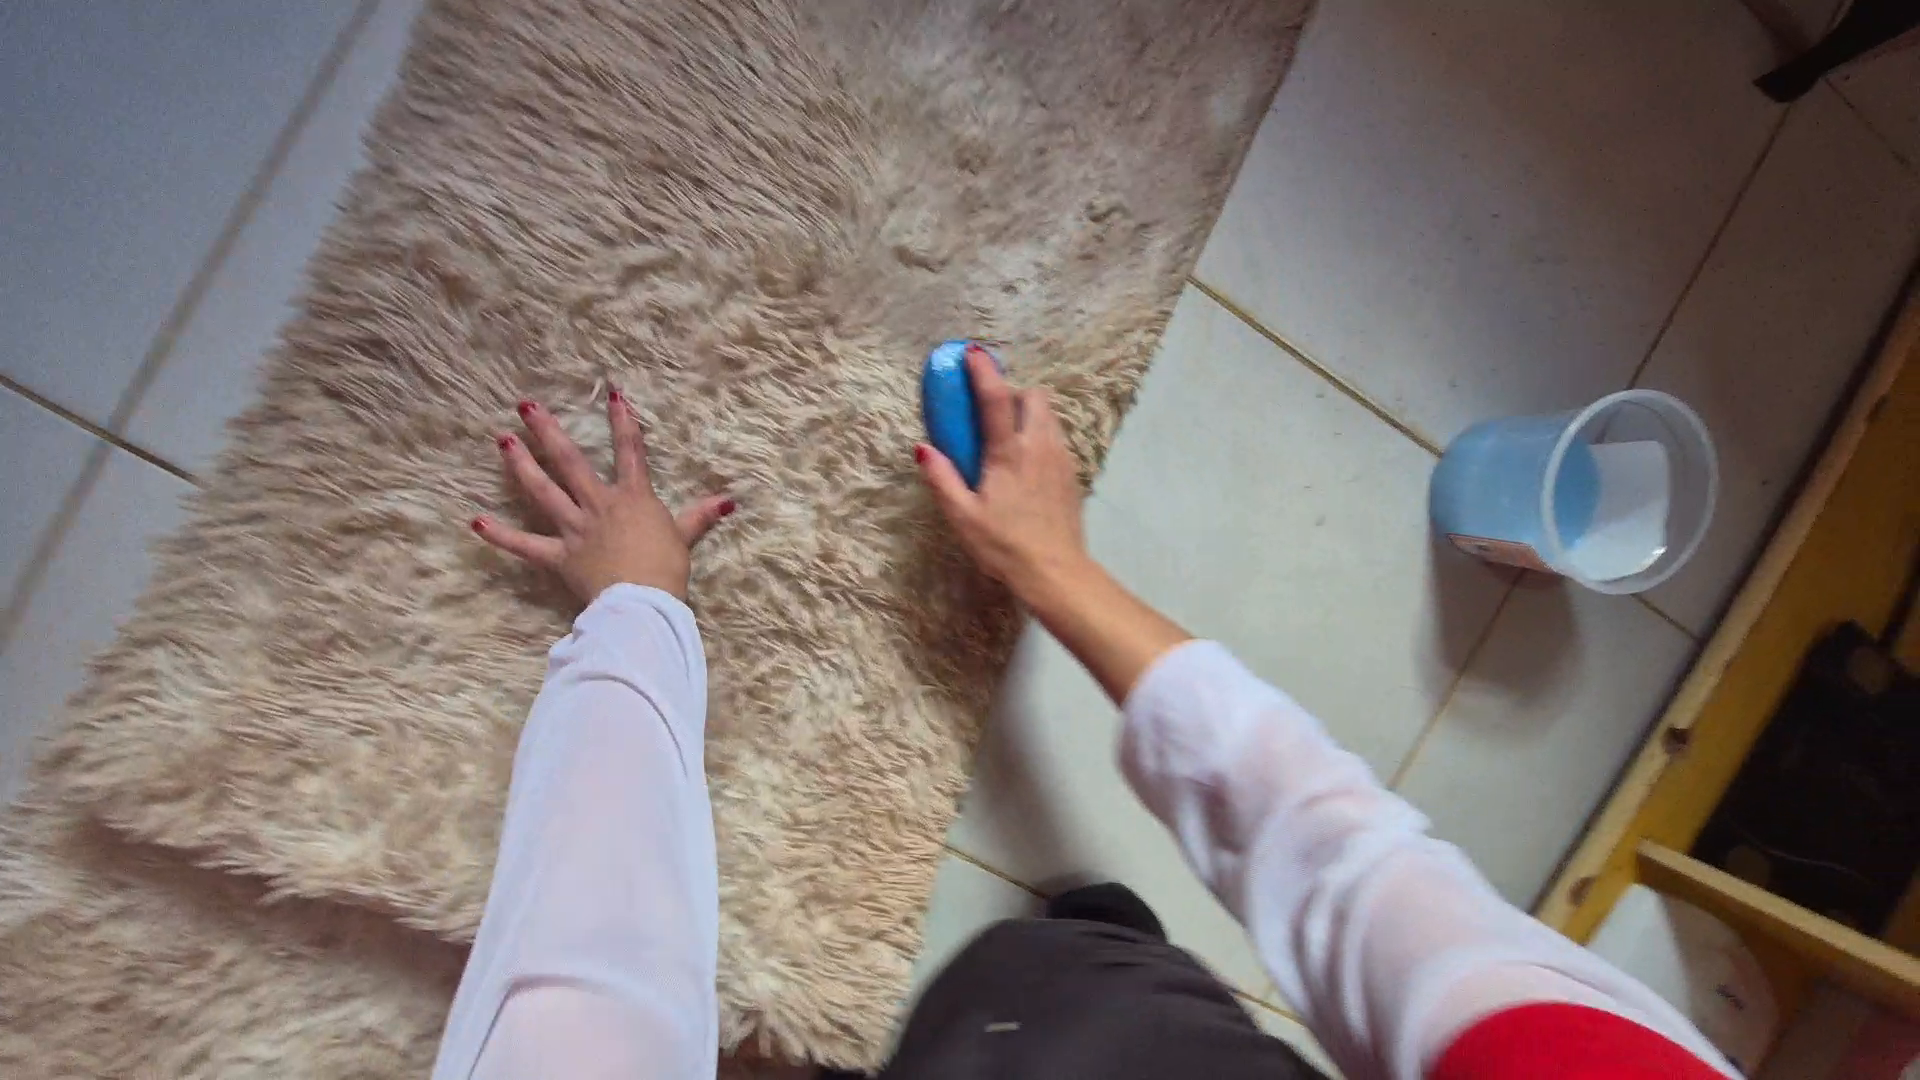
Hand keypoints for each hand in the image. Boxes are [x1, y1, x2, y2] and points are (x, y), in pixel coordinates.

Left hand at [472, 391, 733, 603]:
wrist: (643, 600)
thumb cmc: (667, 568)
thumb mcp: (685, 537)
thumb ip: (701, 515)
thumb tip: (729, 500)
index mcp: (633, 497)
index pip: (630, 452)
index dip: (623, 422)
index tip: (612, 396)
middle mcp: (599, 505)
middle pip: (570, 462)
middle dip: (548, 432)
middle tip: (525, 407)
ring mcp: (575, 528)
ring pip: (543, 491)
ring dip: (521, 466)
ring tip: (503, 441)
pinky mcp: (559, 556)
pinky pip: (526, 545)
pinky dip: (501, 536)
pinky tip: (476, 523)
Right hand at [915, 346, 1090, 601]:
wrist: (1055, 570)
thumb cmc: (1004, 545)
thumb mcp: (962, 516)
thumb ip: (942, 478)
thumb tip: (924, 448)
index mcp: (1009, 453)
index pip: (997, 398)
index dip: (983, 370)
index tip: (972, 352)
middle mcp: (1040, 446)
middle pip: (1034, 396)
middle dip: (1013, 392)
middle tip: (991, 412)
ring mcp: (1061, 458)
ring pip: (1049, 415)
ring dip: (1028, 412)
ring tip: (1007, 436)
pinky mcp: (1071, 473)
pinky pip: (1056, 436)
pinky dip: (1040, 433)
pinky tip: (1025, 462)